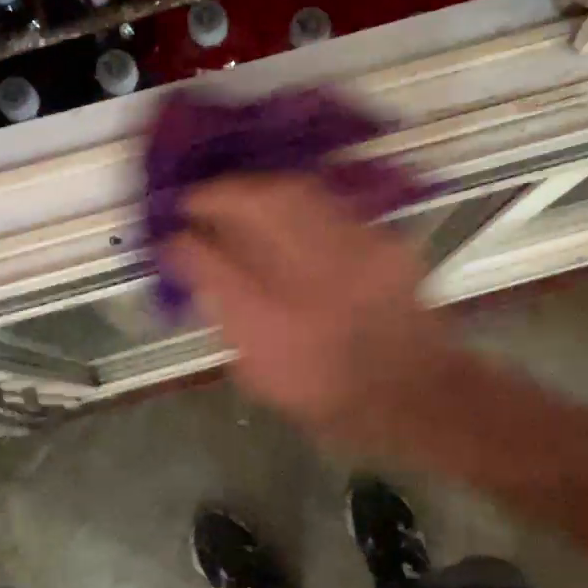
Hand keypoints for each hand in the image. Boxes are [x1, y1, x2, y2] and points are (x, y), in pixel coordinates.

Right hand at [165, 174, 474, 446]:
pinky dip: (300, 199)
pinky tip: (288, 207)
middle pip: (255, 208)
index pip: (211, 264)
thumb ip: (230, 323)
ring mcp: (352, 253)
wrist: (418, 396)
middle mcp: (311, 279)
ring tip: (239, 194)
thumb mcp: (262, 376)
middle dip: (219, 195)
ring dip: (258, 188)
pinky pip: (330, 203)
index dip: (182, 244)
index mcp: (272, 323)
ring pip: (296, 193)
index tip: (168, 237)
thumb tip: (204, 278)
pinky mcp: (382, 242)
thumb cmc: (332, 400)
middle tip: (198, 199)